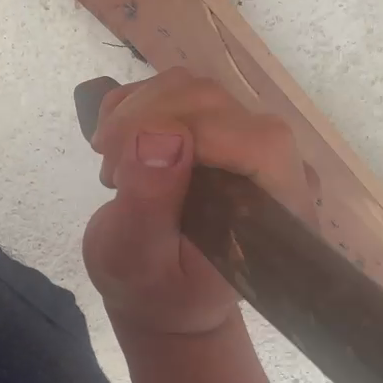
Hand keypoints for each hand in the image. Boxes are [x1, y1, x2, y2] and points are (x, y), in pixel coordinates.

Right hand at [82, 69, 315, 335]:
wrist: (159, 296)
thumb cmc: (151, 290)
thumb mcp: (135, 260)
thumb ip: (149, 203)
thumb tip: (158, 134)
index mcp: (274, 212)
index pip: (254, 141)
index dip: (187, 133)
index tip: (123, 161)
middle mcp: (273, 168)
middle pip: (215, 104)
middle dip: (146, 121)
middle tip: (107, 168)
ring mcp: (242, 142)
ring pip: (190, 87)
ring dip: (134, 113)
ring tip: (113, 163)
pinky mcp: (212, 126)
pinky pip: (173, 88)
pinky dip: (132, 104)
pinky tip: (116, 145)